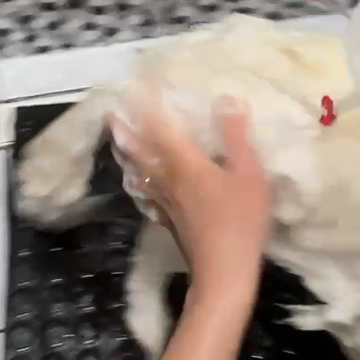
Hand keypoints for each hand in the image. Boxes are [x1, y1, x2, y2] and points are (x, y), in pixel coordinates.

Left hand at [111, 95, 270, 309]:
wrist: (223, 272)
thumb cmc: (239, 220)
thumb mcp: (248, 174)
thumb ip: (236, 136)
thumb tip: (227, 99)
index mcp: (184, 162)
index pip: (160, 126)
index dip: (148, 105)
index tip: (139, 86)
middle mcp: (167, 178)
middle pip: (140, 150)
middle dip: (126, 129)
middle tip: (112, 112)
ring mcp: (164, 201)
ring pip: (138, 171)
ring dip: (126, 153)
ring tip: (117, 141)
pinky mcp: (167, 219)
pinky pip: (145, 192)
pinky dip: (137, 181)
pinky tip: (138, 183)